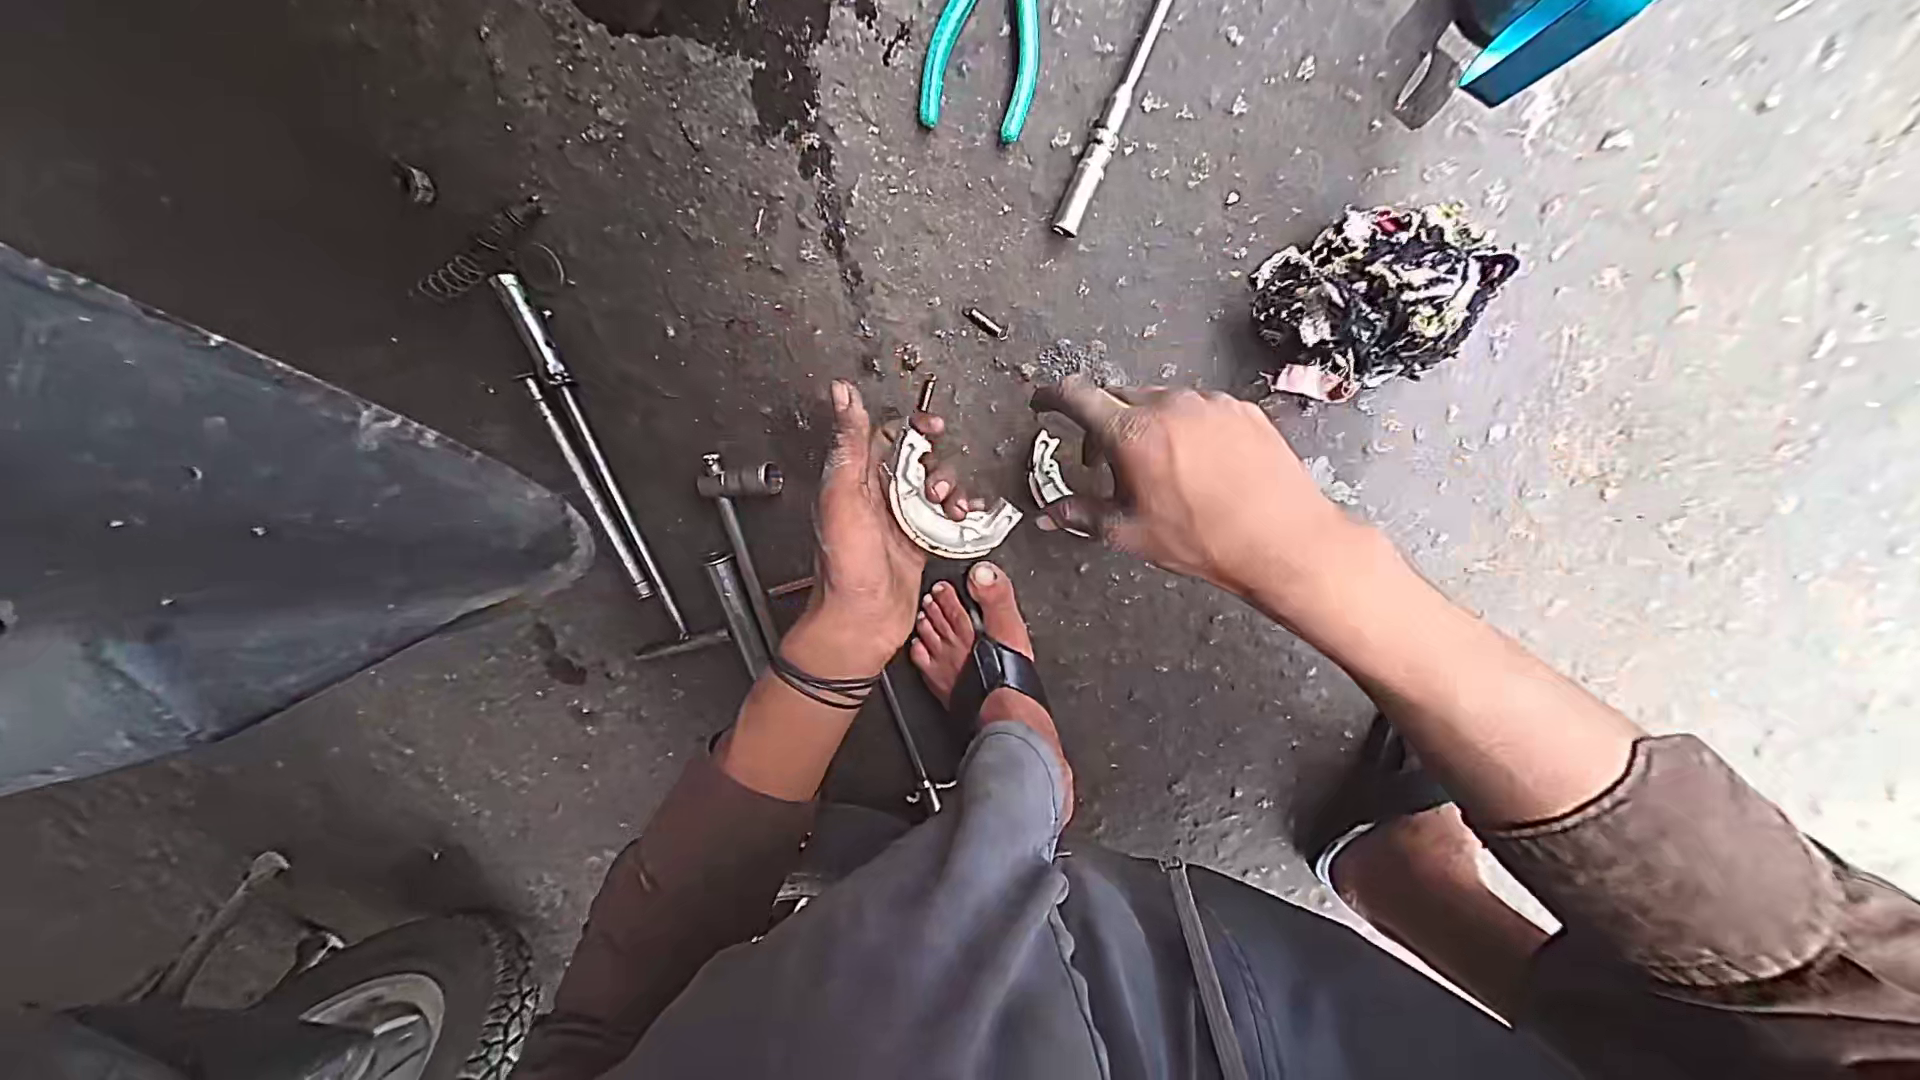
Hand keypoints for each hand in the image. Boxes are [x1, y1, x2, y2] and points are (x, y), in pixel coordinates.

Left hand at [788, 380, 938, 676]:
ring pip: (934, 487)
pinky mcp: (918, 542)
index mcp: (855, 480)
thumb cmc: (846, 567)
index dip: (912, 427)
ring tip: (948, 506)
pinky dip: (958, 514)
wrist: (862, 620)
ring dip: (950, 490)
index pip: (885, 437)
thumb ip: (849, 444)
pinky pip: (943, 518)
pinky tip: (961, 518)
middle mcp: (877, 497)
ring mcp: (899, 520)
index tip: (932, 426)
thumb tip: (842, 394)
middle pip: (917, 461)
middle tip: (937, 482)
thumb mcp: (844, 496)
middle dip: (936, 463)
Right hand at [1030, 376, 1365, 599]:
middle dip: (1102, 426)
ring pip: (1158, 403)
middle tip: (1105, 464)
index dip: (1052, 397)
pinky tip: (1194, 464)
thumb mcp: (1130, 532)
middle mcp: (1169, 408)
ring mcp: (1208, 405)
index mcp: (1133, 436)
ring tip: (1157, 470)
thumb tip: (1052, 512)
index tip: (1044, 401)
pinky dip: (1183, 428)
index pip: (1077, 397)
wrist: (1284, 541)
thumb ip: (1082, 514)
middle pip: (1117, 399)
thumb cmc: (1210, 540)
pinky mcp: (1238, 409)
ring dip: (1144, 427)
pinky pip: (1196, 408)